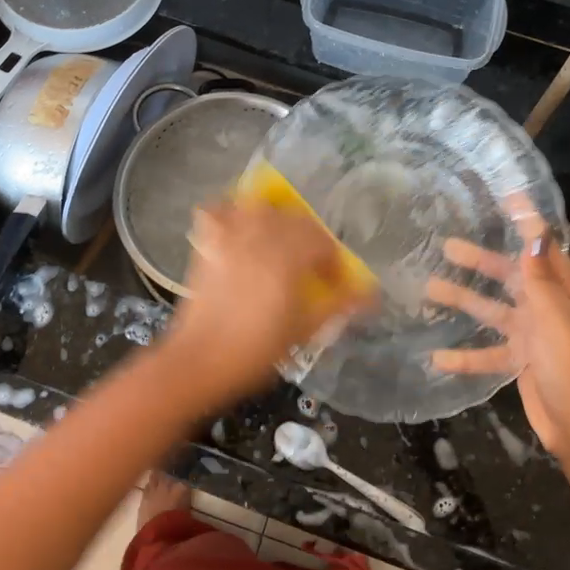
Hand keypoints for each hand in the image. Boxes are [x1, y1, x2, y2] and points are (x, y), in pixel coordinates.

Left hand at [159, 202, 369, 407]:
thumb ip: (338, 305)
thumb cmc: (255, 351)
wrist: (199, 362)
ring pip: (260, 208)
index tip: (334, 283)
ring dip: (276, 219)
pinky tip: (239, 228)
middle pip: (294, 219)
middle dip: (310, 238)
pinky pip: (220, 212)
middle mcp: (259, 236)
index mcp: (288, 256)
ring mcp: (230, 237)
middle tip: (312, 266)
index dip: (333, 261)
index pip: (322, 242)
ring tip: (281, 243)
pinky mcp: (207, 245)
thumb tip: (370, 294)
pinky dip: (231, 212)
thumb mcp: (304, 330)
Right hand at [427, 196, 569, 461]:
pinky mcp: (520, 363)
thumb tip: (533, 232)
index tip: (505, 195)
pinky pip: (488, 353)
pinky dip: (465, 355)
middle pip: (510, 276)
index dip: (525, 222)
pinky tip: (437, 358)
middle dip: (480, 261)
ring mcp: (533, 336)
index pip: (543, 248)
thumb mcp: (555, 320)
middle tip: (446, 247)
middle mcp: (548, 309)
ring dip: (464, 301)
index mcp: (564, 294)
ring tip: (429, 290)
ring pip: (492, 312)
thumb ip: (540, 279)